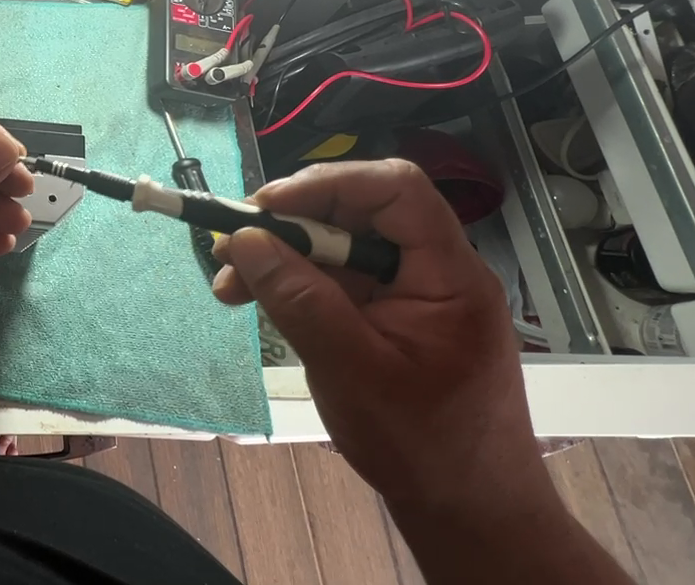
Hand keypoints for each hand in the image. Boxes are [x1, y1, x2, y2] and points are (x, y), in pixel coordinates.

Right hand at [211, 160, 547, 513]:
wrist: (466, 510)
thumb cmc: (422, 443)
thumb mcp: (349, 367)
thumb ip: (296, 297)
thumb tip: (243, 239)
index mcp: (447, 274)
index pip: (395, 188)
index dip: (327, 183)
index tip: (267, 209)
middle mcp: (430, 270)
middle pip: (354, 210)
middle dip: (286, 222)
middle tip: (233, 245)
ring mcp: (406, 291)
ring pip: (333, 243)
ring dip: (276, 254)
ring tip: (228, 283)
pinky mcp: (384, 312)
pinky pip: (331, 277)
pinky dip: (287, 281)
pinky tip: (250, 298)